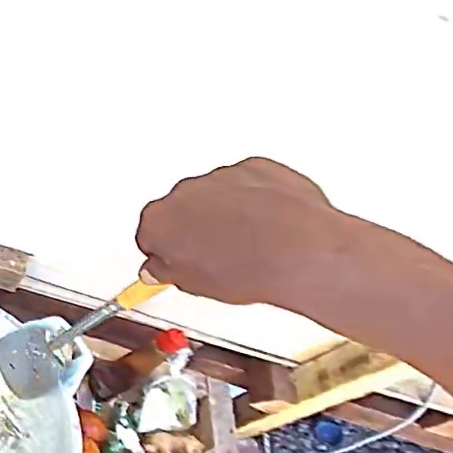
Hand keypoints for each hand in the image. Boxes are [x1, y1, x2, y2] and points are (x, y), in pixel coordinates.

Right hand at [135, 158, 396, 309]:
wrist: (302, 251)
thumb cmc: (249, 267)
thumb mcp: (194, 284)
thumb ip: (167, 271)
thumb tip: (159, 268)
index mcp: (158, 220)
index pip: (149, 235)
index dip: (167, 252)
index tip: (180, 261)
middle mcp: (182, 193)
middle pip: (179, 211)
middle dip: (193, 228)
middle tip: (215, 255)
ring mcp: (219, 178)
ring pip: (212, 195)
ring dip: (224, 212)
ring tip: (248, 243)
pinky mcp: (254, 168)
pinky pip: (246, 182)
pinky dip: (253, 198)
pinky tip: (267, 224)